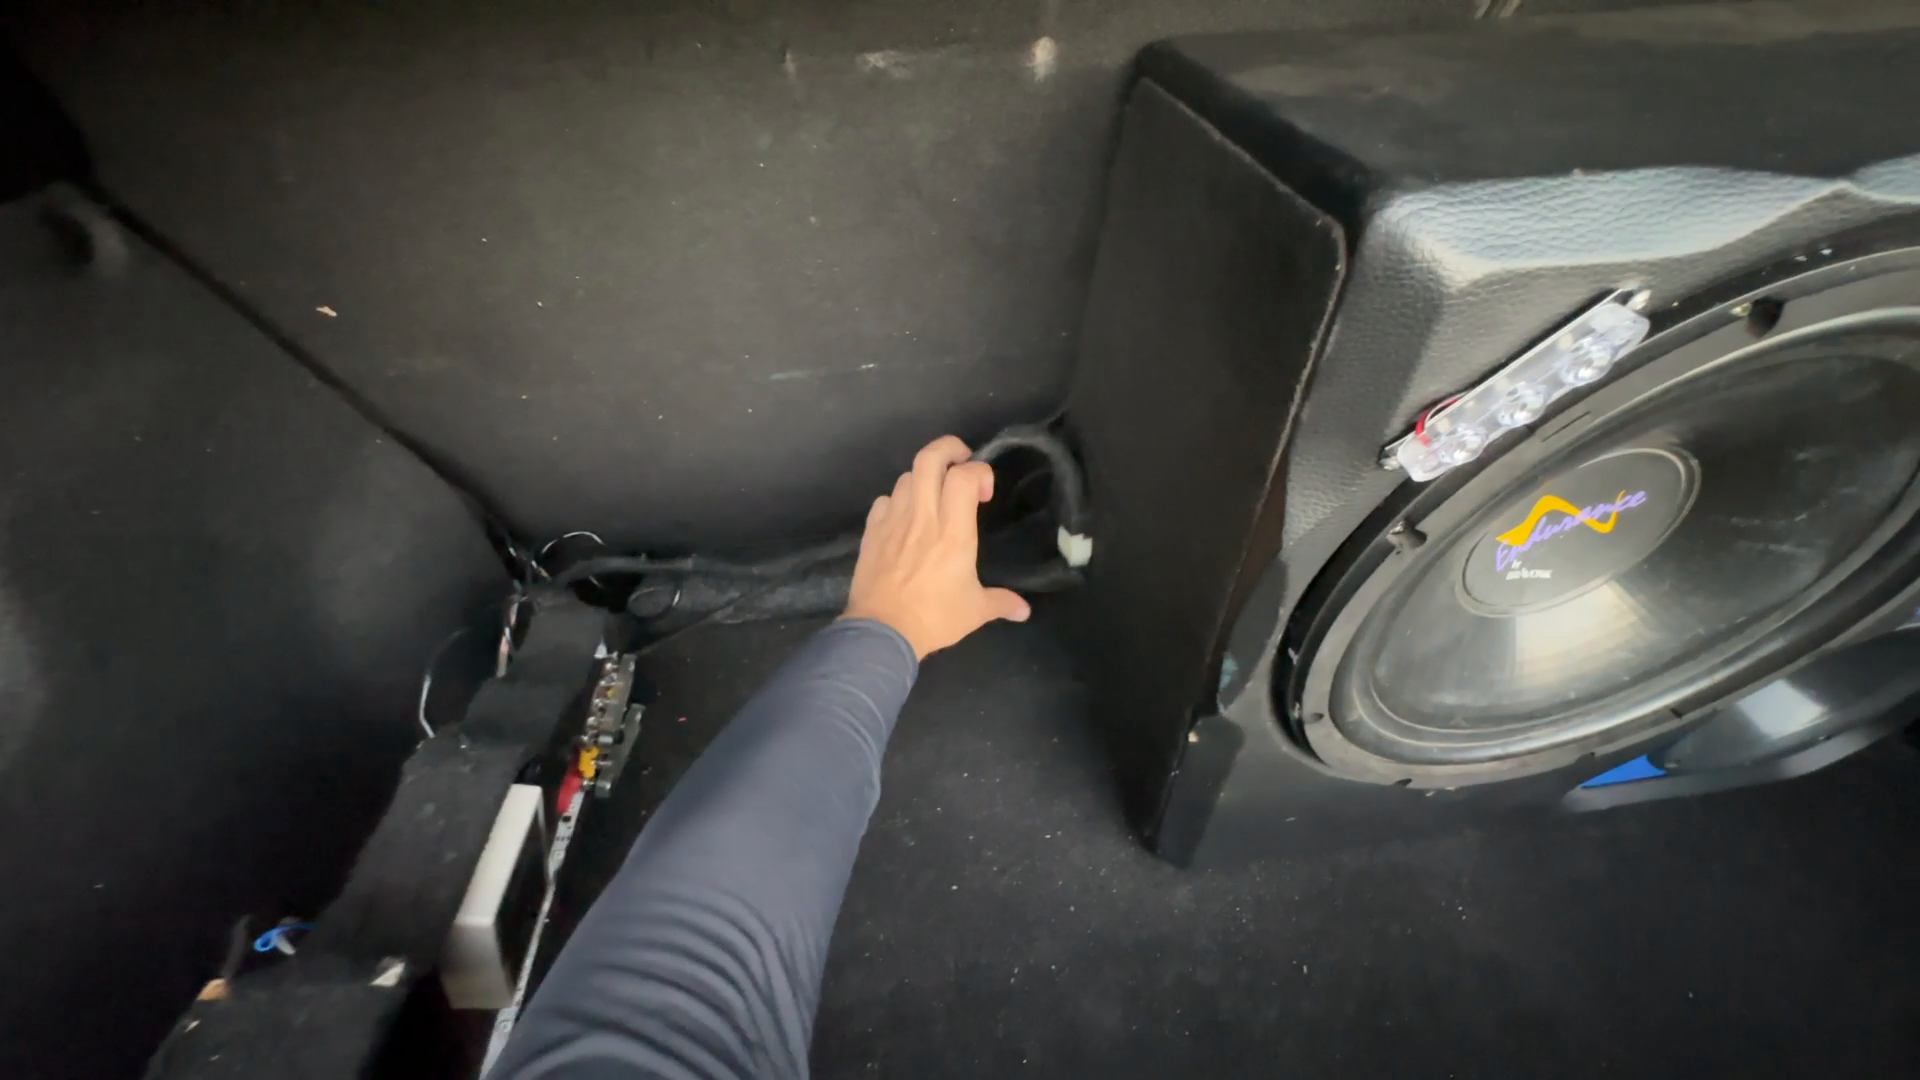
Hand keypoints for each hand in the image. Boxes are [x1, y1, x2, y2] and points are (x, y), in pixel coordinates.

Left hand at [842, 435, 1031, 658]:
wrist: (881, 632)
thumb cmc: (933, 618)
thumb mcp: (975, 611)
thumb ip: (1001, 602)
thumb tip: (1023, 610)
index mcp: (953, 531)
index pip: (964, 475)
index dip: (979, 472)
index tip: (985, 494)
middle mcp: (923, 516)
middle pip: (929, 458)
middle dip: (949, 449)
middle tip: (962, 462)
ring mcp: (893, 521)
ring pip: (906, 476)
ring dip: (925, 477)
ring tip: (935, 495)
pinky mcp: (872, 532)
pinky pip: (884, 500)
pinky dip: (898, 500)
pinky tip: (906, 517)